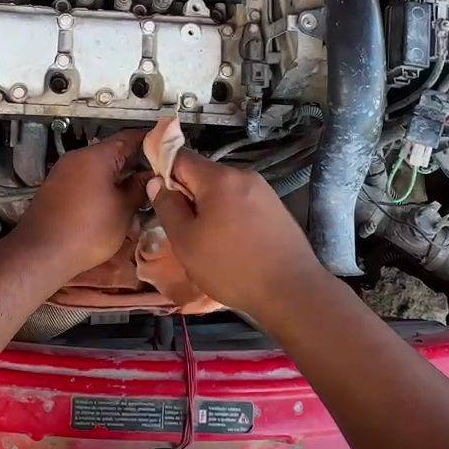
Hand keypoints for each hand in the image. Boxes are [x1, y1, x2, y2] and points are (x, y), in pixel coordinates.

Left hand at [13, 130, 146, 280]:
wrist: (40, 253)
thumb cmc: (88, 230)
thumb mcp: (123, 210)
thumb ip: (139, 188)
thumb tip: (150, 175)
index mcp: (97, 156)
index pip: (129, 137)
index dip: (150, 140)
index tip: (167, 147)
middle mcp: (78, 156)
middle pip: (112, 150)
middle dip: (135, 161)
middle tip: (157, 173)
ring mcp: (64, 170)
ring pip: (98, 165)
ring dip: (117, 174)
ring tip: (138, 189)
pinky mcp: (56, 186)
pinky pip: (85, 177)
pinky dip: (101, 183)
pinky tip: (113, 199)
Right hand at [150, 151, 330, 317]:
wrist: (292, 291)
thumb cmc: (231, 267)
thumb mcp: (187, 242)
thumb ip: (168, 207)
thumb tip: (156, 182)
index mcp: (219, 178)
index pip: (181, 157)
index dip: (164, 171)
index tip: (160, 197)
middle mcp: (243, 175)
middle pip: (204, 174)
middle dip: (189, 195)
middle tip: (184, 229)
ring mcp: (264, 191)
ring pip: (224, 191)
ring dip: (210, 208)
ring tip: (210, 242)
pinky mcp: (277, 208)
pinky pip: (243, 203)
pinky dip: (231, 217)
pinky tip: (234, 245)